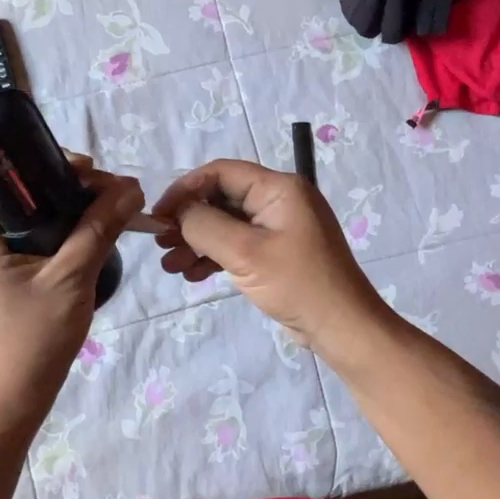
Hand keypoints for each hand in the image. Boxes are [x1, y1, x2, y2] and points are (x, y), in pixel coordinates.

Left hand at [0, 163, 142, 409]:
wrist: (21, 391)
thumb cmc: (38, 334)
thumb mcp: (72, 277)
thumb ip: (99, 229)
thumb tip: (131, 189)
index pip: (21, 180)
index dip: (60, 169)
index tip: (100, 176)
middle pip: (38, 196)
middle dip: (80, 190)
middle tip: (119, 196)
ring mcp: (8, 259)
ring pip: (49, 218)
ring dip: (83, 212)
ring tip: (118, 210)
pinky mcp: (24, 275)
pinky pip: (52, 240)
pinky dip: (78, 233)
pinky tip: (103, 234)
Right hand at [151, 159, 393, 356]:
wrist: (341, 326)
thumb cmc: (297, 283)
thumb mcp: (245, 252)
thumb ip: (205, 225)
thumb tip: (179, 212)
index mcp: (279, 188)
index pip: (220, 172)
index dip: (184, 189)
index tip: (158, 215)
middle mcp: (279, 200)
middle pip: (221, 198)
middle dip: (188, 221)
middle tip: (160, 243)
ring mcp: (280, 227)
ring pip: (226, 225)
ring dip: (196, 242)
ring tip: (171, 266)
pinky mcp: (278, 253)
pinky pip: (238, 245)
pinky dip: (214, 256)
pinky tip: (192, 274)